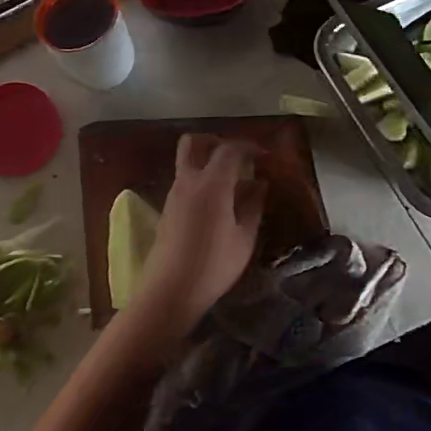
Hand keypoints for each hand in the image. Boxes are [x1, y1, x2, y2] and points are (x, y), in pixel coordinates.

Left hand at [136, 134, 266, 321]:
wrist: (170, 289)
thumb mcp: (244, 237)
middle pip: (193, 142)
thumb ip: (252, 205)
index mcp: (211, 184)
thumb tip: (259, 184)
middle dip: (215, 141)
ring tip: (232, 183)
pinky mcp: (166, 209)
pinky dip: (200, 180)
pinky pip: (183, 182)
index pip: (228, 149)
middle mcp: (187, 181)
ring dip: (207, 162)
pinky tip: (218, 202)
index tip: (264, 156)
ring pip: (186, 162)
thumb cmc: (214, 265)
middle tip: (237, 157)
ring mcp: (173, 194)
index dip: (248, 146)